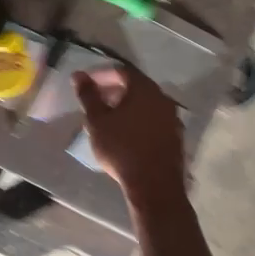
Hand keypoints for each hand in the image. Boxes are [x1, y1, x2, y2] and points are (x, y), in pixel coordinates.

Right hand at [73, 64, 185, 204]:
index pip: (123, 71)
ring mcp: (173, 118)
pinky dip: (138, 117)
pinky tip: (125, 131)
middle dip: (114, 88)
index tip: (86, 83)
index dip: (102, 73)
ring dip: (126, 104)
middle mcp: (163, 99)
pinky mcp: (175, 136)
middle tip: (95, 99)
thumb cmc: (121, 147)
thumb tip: (79, 74)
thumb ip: (88, 95)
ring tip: (108, 116)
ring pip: (146, 103)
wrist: (154, 184)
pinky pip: (153, 117)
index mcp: (145, 90)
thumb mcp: (97, 120)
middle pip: (136, 85)